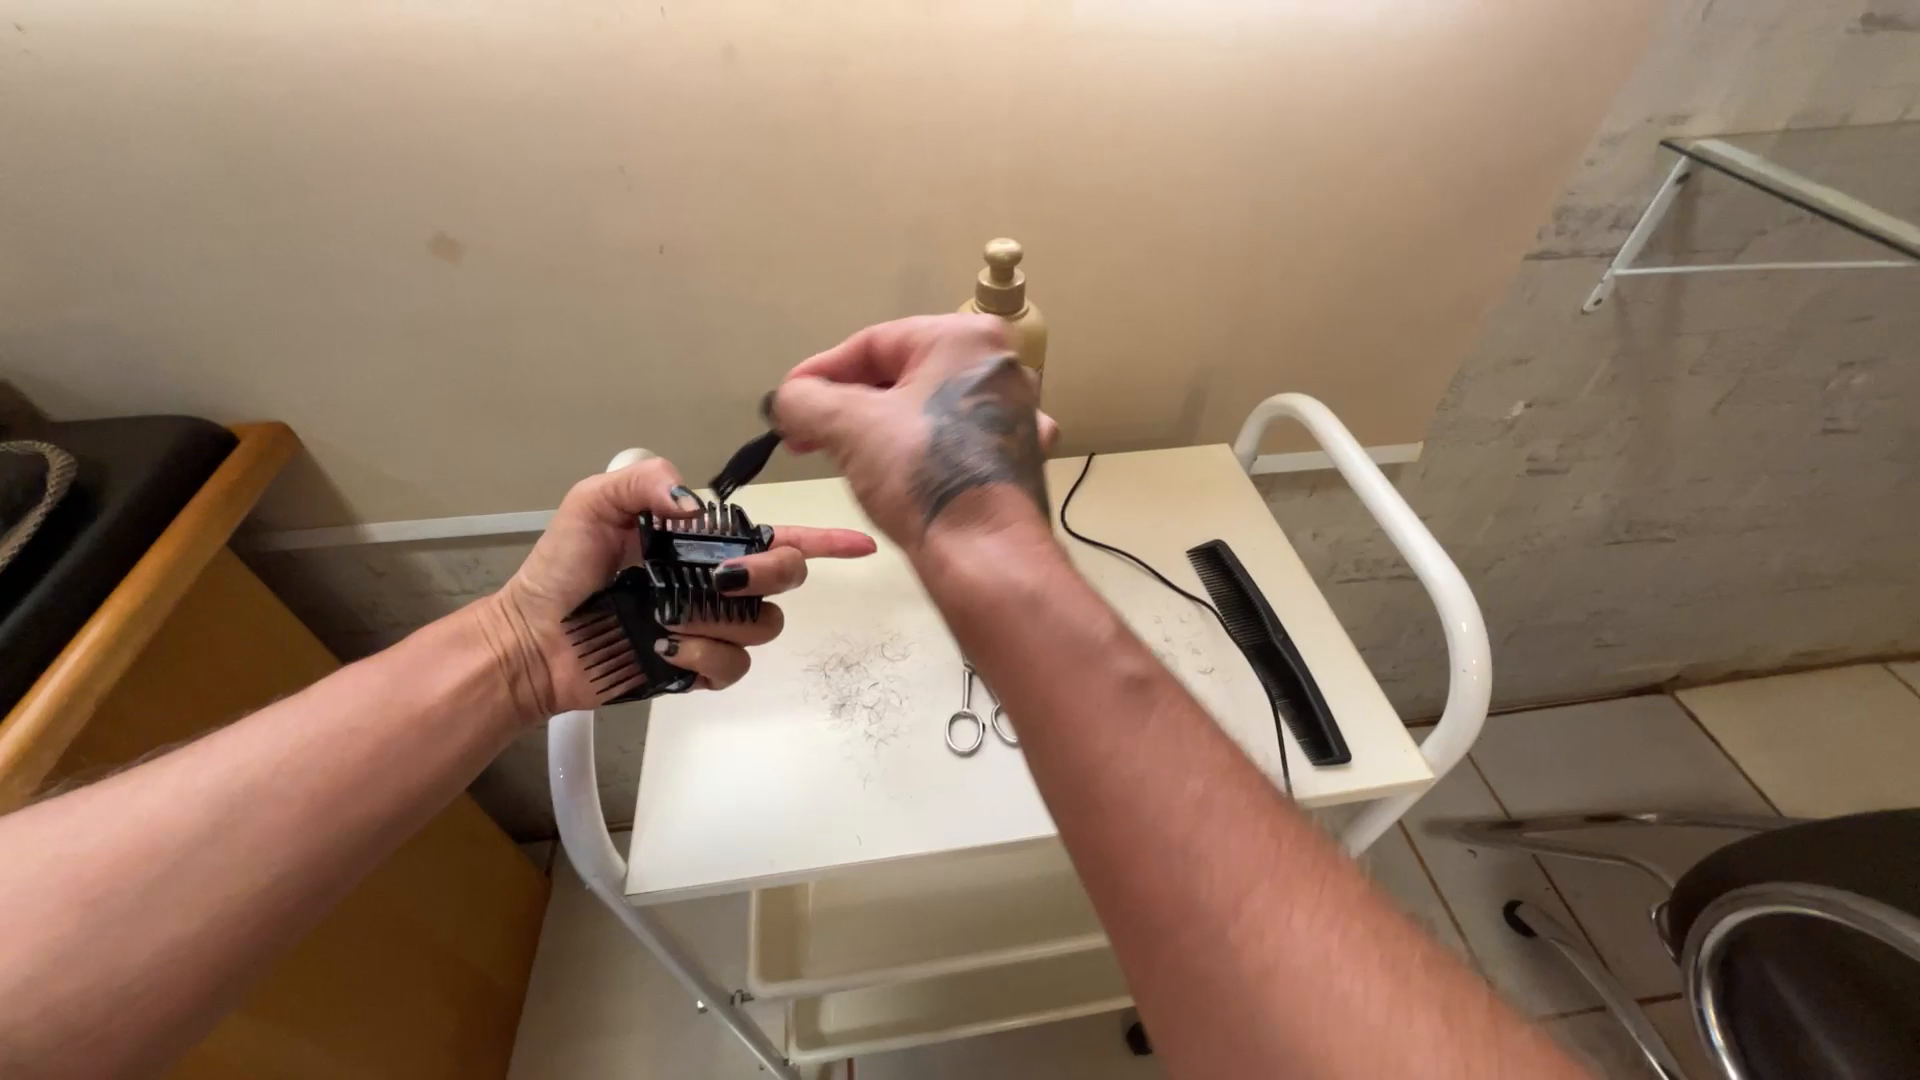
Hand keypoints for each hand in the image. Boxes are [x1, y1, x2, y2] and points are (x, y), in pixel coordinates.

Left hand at [487, 456, 874, 715]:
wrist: (536, 638)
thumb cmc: (563, 568)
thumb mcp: (595, 504)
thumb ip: (645, 483)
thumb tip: (695, 506)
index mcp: (709, 545)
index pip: (781, 538)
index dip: (827, 541)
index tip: (861, 546)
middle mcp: (723, 584)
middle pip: (787, 578)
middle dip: (766, 573)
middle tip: (721, 577)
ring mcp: (716, 627)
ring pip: (764, 625)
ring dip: (719, 619)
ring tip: (667, 617)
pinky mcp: (702, 666)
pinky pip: (734, 665)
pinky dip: (702, 655)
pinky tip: (667, 647)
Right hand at [770, 315, 1059, 552]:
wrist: (986, 557)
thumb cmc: (924, 476)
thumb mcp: (848, 426)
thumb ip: (804, 401)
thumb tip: (785, 400)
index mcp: (967, 338)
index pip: (874, 343)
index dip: (819, 372)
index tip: (787, 401)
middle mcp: (1001, 367)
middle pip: (902, 376)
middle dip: (847, 406)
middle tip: (806, 434)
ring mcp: (1015, 415)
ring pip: (927, 410)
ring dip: (877, 430)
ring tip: (840, 455)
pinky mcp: (1016, 459)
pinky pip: (953, 442)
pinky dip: (917, 453)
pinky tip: (891, 475)